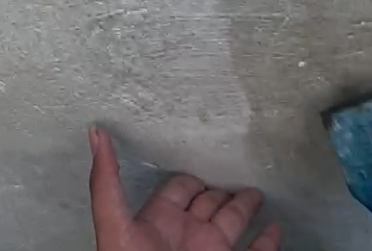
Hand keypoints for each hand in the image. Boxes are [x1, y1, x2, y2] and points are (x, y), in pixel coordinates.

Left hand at [89, 127, 282, 250]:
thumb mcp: (115, 225)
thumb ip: (107, 181)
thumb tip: (95, 132)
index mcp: (159, 222)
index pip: (178, 189)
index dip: (189, 177)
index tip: (201, 158)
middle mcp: (187, 236)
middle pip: (208, 204)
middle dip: (221, 190)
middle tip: (236, 172)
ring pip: (233, 225)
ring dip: (245, 209)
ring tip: (257, 193)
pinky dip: (267, 243)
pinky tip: (276, 231)